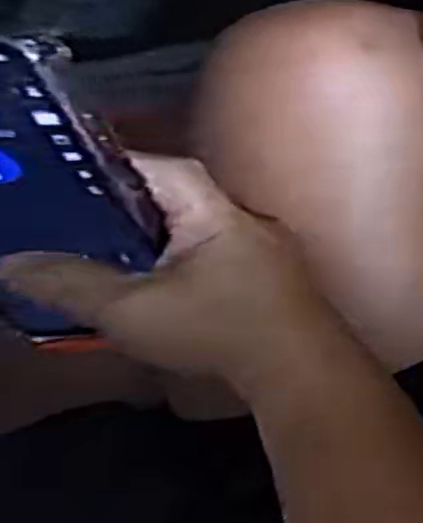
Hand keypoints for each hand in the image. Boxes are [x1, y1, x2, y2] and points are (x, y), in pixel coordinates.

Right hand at [0, 155, 344, 396]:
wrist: (295, 359)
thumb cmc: (218, 328)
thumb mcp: (127, 309)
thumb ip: (67, 281)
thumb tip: (14, 261)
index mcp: (224, 217)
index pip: (173, 170)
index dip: (121, 163)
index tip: (66, 168)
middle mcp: (252, 222)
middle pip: (184, 196)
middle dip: (123, 200)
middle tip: (62, 209)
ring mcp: (266, 245)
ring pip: (196, 224)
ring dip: (146, 231)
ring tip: (86, 241)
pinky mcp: (267, 268)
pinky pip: (212, 247)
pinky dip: (171, 252)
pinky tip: (135, 272)